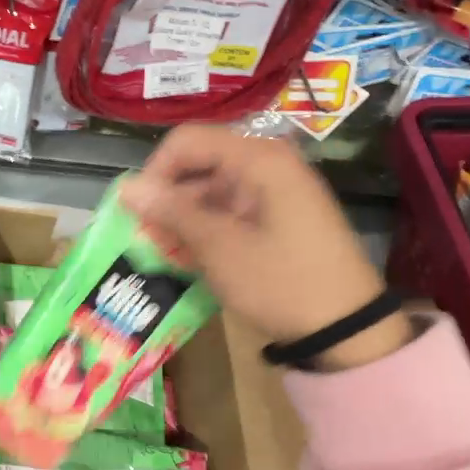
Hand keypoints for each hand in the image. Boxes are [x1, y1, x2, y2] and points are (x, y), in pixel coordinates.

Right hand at [123, 126, 413, 370]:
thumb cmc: (280, 281)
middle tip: (147, 238)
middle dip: (166, 198)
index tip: (139, 212)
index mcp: (258, 160)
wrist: (344, 327)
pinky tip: (190, 258)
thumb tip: (124, 188)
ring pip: (209, 189)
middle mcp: (267, 164)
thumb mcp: (219, 247)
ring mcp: (274, 191)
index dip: (155, 172)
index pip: (186, 142)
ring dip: (181, 218)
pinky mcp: (276, 216)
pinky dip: (204, 229)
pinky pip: (227, 209)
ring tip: (166, 254)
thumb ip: (171, 212)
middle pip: (197, 164)